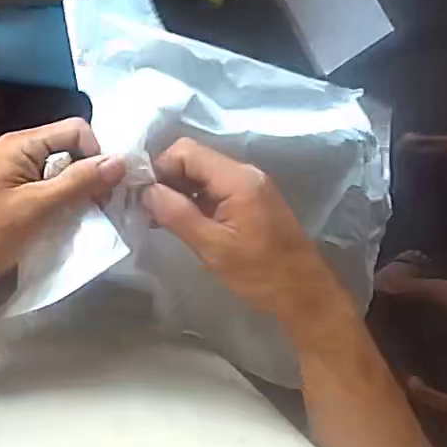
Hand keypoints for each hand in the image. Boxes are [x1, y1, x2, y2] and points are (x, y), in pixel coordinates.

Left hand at [0, 118, 126, 300]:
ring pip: (62, 170)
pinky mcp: (15, 196)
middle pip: (70, 147)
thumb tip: (121, 160)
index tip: (103, 190)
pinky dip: (65, 202)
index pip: (76, 129)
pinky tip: (68, 222)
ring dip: (79, 190)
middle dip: (90, 173)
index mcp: (20, 143)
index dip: (96, 154)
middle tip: (100, 206)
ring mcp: (15, 174)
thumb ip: (79, 182)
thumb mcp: (38, 208)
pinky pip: (50, 188)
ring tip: (86, 216)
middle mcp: (19, 151)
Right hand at [141, 138, 349, 328]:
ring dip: (178, 191)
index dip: (159, 169)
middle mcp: (244, 173)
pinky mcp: (249, 200)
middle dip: (166, 180)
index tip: (143, 197)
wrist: (303, 294)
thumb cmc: (259, 272)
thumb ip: (176, 214)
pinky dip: (193, 199)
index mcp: (237, 179)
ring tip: (160, 219)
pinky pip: (213, 188)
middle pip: (193, 159)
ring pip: (200, 173)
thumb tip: (146, 191)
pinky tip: (181, 222)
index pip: (185, 152)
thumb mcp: (212, 246)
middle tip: (148, 210)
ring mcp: (249, 185)